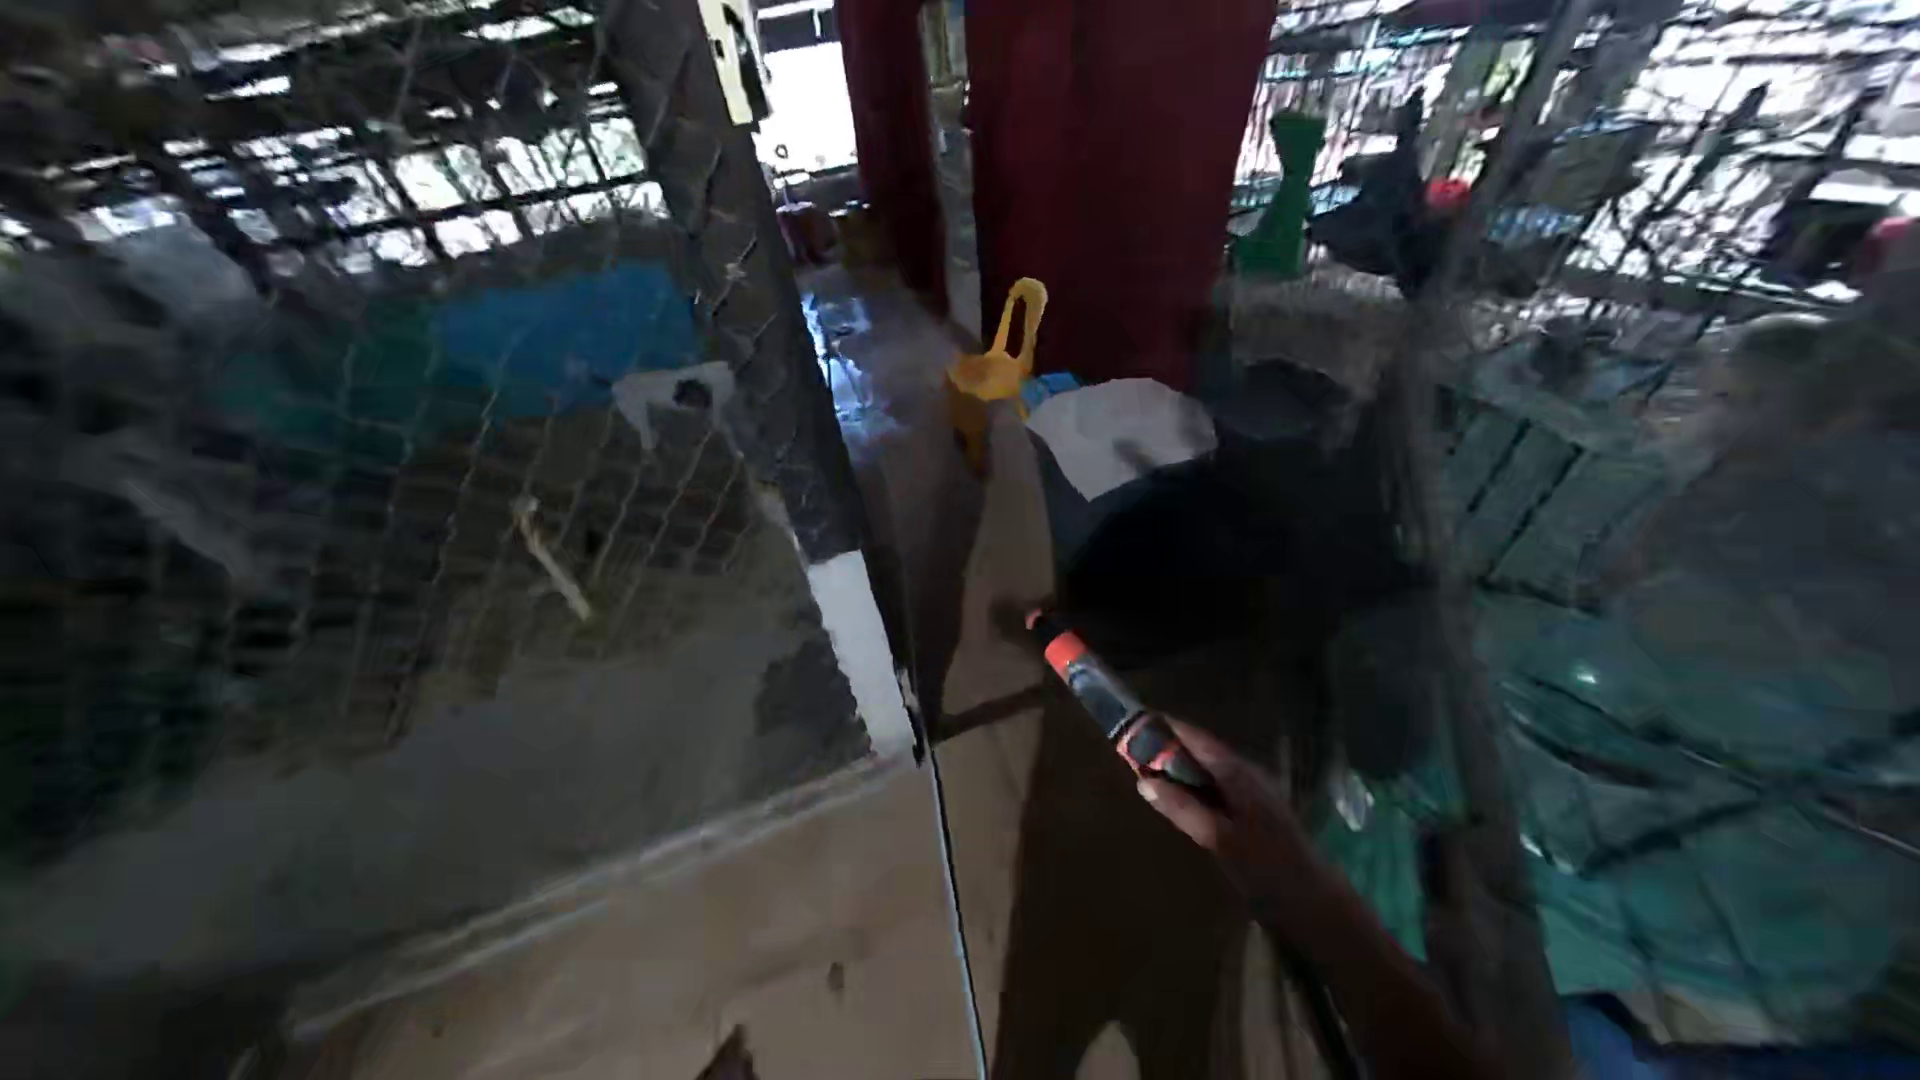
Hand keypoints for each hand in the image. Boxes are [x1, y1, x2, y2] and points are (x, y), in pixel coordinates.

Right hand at [1135, 718, 1321, 915]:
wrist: (1319, 909)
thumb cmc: (1267, 868)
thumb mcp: (1217, 838)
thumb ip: (1180, 807)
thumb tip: (1142, 781)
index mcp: (1237, 772)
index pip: (1195, 737)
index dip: (1164, 728)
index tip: (1132, 727)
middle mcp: (1246, 774)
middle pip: (1200, 752)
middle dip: (1167, 751)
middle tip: (1131, 757)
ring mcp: (1253, 794)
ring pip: (1208, 772)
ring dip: (1180, 772)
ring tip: (1149, 780)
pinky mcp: (1255, 814)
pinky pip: (1216, 790)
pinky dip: (1194, 790)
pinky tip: (1181, 807)